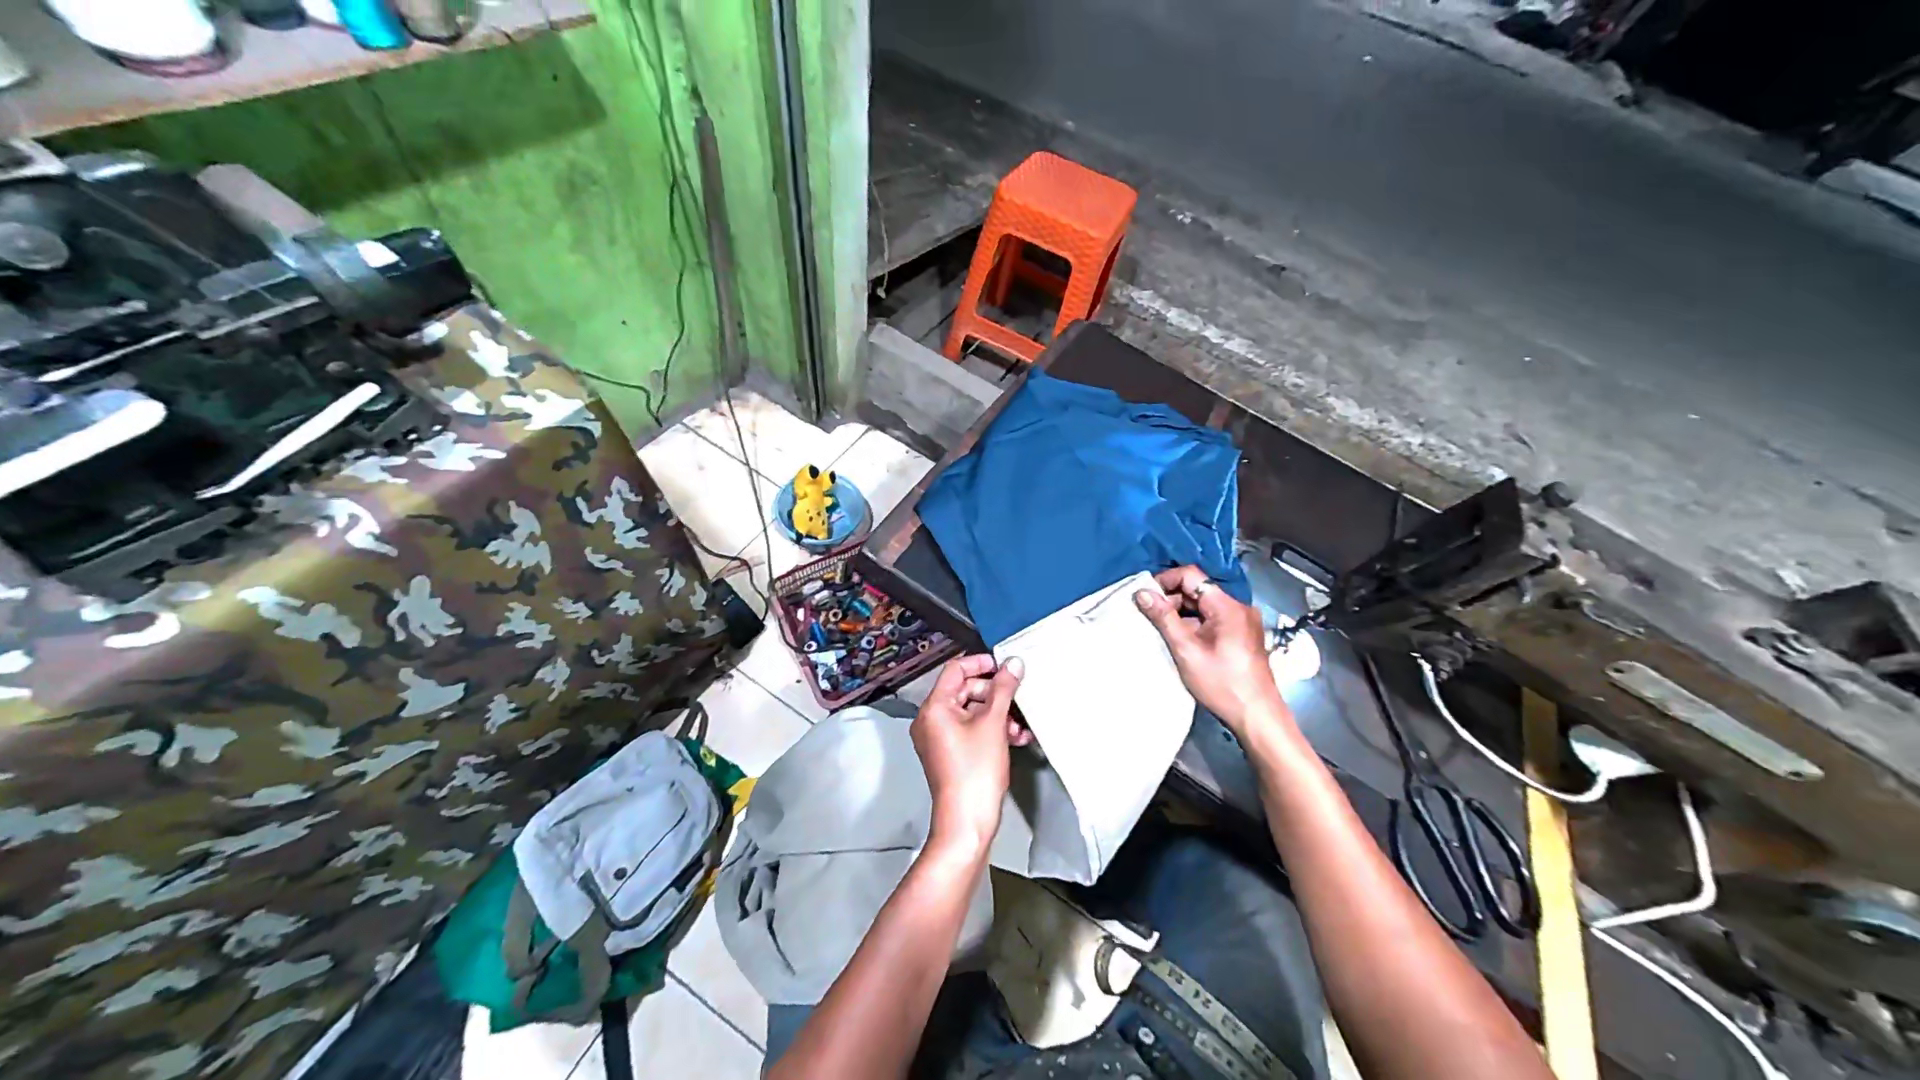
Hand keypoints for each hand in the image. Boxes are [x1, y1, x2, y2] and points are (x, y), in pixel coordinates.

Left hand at [911, 654, 1029, 855]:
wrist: (967, 820)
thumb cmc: (974, 774)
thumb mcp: (994, 723)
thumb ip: (1004, 689)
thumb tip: (1012, 664)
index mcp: (934, 708)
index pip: (955, 669)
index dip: (981, 664)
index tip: (1004, 666)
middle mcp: (931, 720)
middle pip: (964, 690)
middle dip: (994, 694)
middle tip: (1016, 700)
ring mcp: (939, 738)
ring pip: (971, 712)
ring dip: (997, 714)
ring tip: (1018, 727)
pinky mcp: (949, 753)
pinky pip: (970, 730)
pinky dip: (991, 729)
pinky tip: (1013, 738)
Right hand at [1134, 566, 1292, 738]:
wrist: (1256, 715)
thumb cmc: (1221, 683)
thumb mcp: (1186, 650)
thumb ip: (1164, 618)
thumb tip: (1142, 593)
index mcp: (1227, 606)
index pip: (1191, 575)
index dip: (1165, 581)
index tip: (1147, 598)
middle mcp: (1239, 608)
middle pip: (1199, 589)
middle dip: (1172, 598)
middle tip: (1152, 617)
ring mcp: (1243, 622)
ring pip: (1205, 605)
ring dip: (1183, 612)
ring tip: (1164, 630)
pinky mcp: (1243, 635)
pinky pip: (1214, 618)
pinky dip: (1196, 623)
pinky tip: (1182, 640)